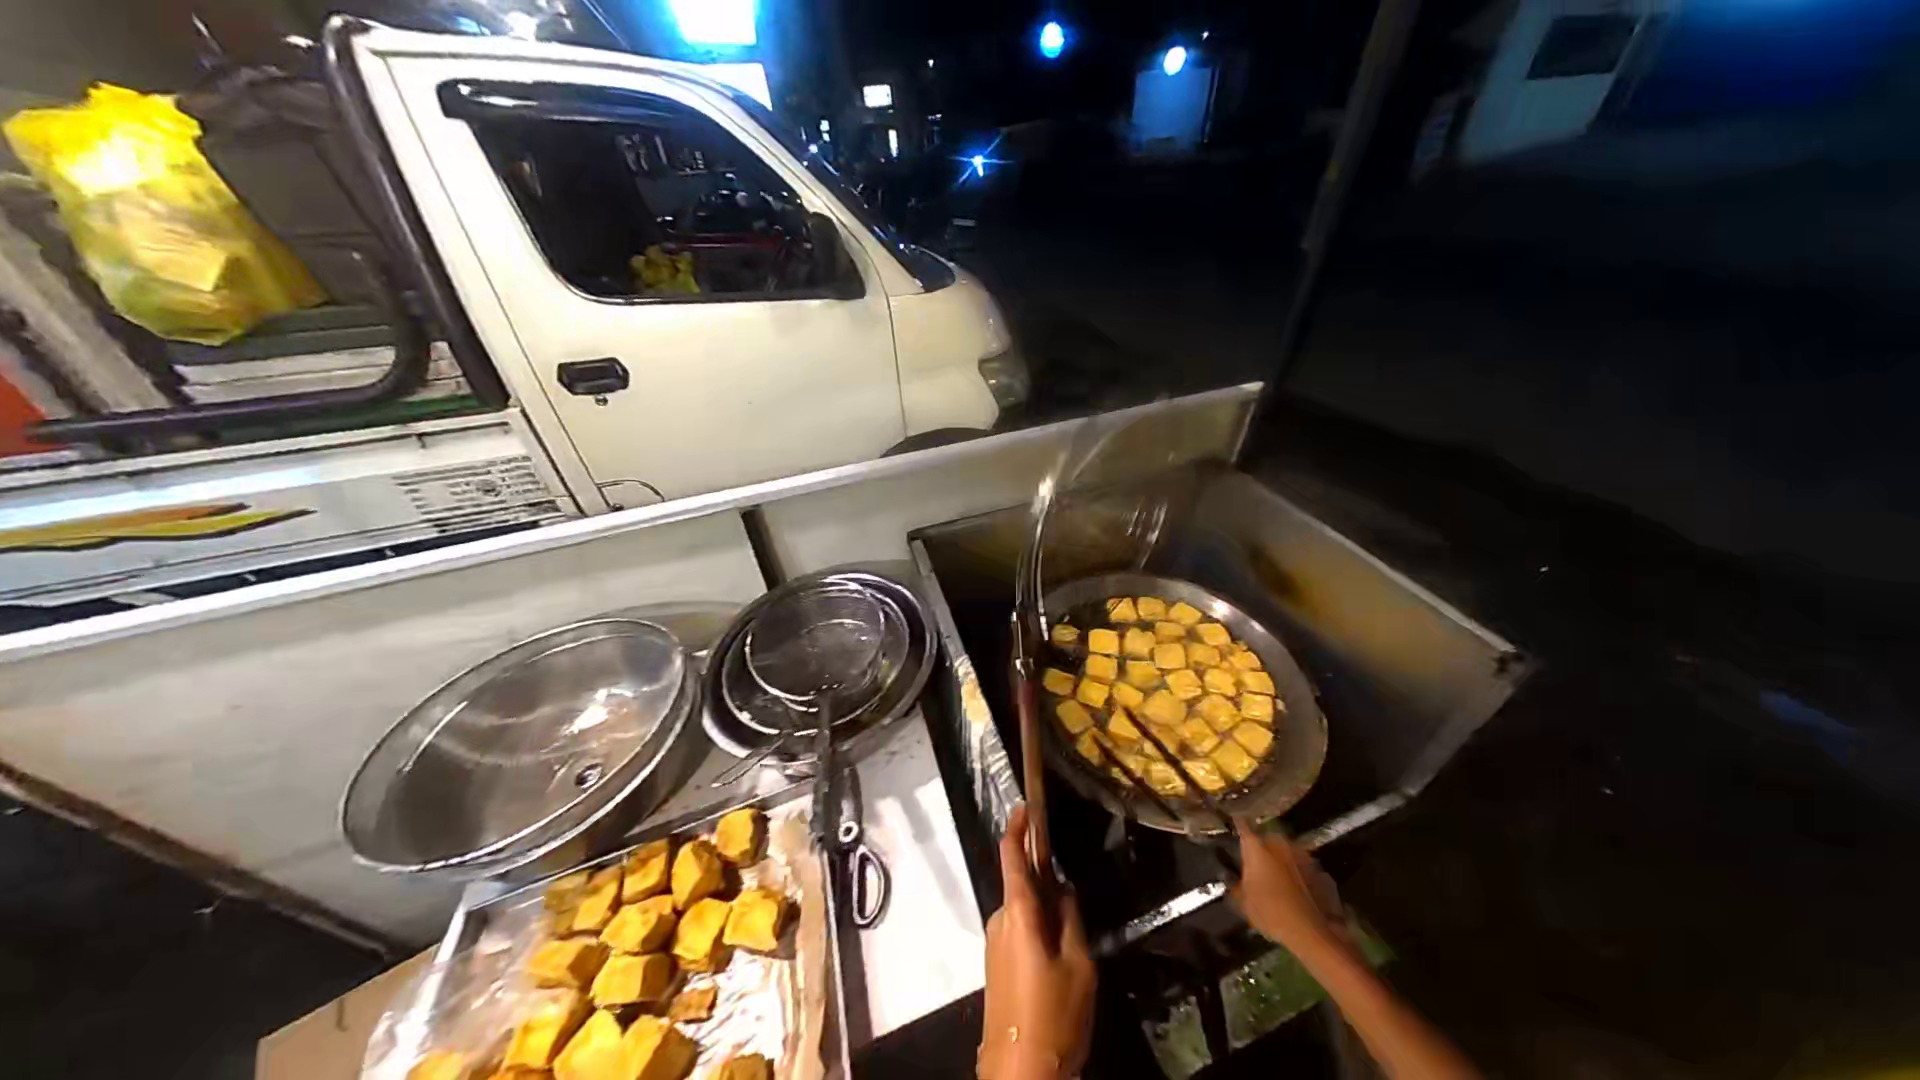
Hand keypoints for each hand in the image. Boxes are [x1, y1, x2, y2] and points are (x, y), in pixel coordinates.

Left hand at [979, 805, 1095, 1079]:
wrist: (1019, 1070)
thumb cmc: (1054, 1013)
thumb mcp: (1078, 964)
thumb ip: (1071, 919)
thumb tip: (1065, 888)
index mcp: (1017, 912)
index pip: (1011, 855)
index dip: (1017, 826)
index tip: (1025, 805)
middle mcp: (999, 919)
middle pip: (1020, 882)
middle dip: (1043, 873)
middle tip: (1072, 879)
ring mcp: (995, 941)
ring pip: (1022, 907)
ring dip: (1043, 903)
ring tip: (1074, 921)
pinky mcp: (997, 961)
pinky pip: (1018, 928)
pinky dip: (1037, 923)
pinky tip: (1059, 947)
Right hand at [1230, 818, 1350, 954]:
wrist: (1312, 933)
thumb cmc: (1270, 913)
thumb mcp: (1242, 902)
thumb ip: (1234, 885)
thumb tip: (1231, 878)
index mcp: (1257, 848)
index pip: (1243, 826)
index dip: (1238, 824)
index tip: (1234, 823)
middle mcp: (1280, 845)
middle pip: (1268, 838)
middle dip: (1263, 846)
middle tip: (1258, 861)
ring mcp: (1304, 857)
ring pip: (1289, 852)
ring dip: (1284, 859)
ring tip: (1280, 877)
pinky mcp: (1322, 872)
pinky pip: (1306, 868)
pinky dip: (1301, 874)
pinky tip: (1300, 890)